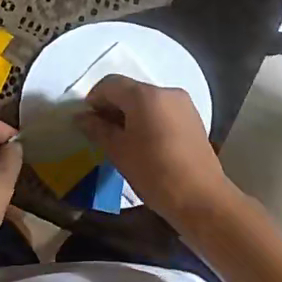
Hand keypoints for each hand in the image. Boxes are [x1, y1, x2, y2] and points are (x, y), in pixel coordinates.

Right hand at [77, 75, 237, 235]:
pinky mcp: (193, 120)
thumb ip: (97, 128)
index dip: (94, 99)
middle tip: (101, 132)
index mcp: (145, 96)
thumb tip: (81, 117)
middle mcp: (166, 92)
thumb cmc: (152, 171)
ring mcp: (183, 105)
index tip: (87, 122)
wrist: (200, 197)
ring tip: (122, 140)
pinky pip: (162, 111)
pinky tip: (143, 144)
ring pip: (146, 101)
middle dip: (111, 107)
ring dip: (129, 114)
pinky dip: (147, 120)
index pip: (110, 84)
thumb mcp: (117, 150)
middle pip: (130, 90)